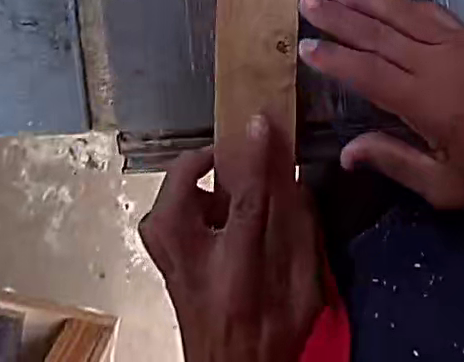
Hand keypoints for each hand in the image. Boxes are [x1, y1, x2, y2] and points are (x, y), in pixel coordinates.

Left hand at [138, 114, 323, 361]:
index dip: (252, 159)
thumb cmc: (276, 340)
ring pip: (157, 220)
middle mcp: (194, 275)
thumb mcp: (306, 293)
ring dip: (182, 188)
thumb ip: (304, 233)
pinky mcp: (167, 279)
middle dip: (192, 167)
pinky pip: (160, 230)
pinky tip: (207, 208)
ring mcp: (173, 280)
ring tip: (212, 178)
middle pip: (173, 210)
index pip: (243, 205)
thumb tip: (295, 181)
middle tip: (223, 153)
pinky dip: (179, 207)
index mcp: (238, 277)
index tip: (259, 123)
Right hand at [297, 0, 463, 218]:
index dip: (334, 58)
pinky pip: (434, 13)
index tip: (305, 44)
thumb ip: (393, 161)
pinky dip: (407, 2)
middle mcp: (439, 64)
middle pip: (380, 34)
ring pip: (405, 14)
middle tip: (307, 0)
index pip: (368, 73)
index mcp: (428, 103)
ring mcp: (459, 46)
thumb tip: (346, 153)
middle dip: (340, 17)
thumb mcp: (443, 186)